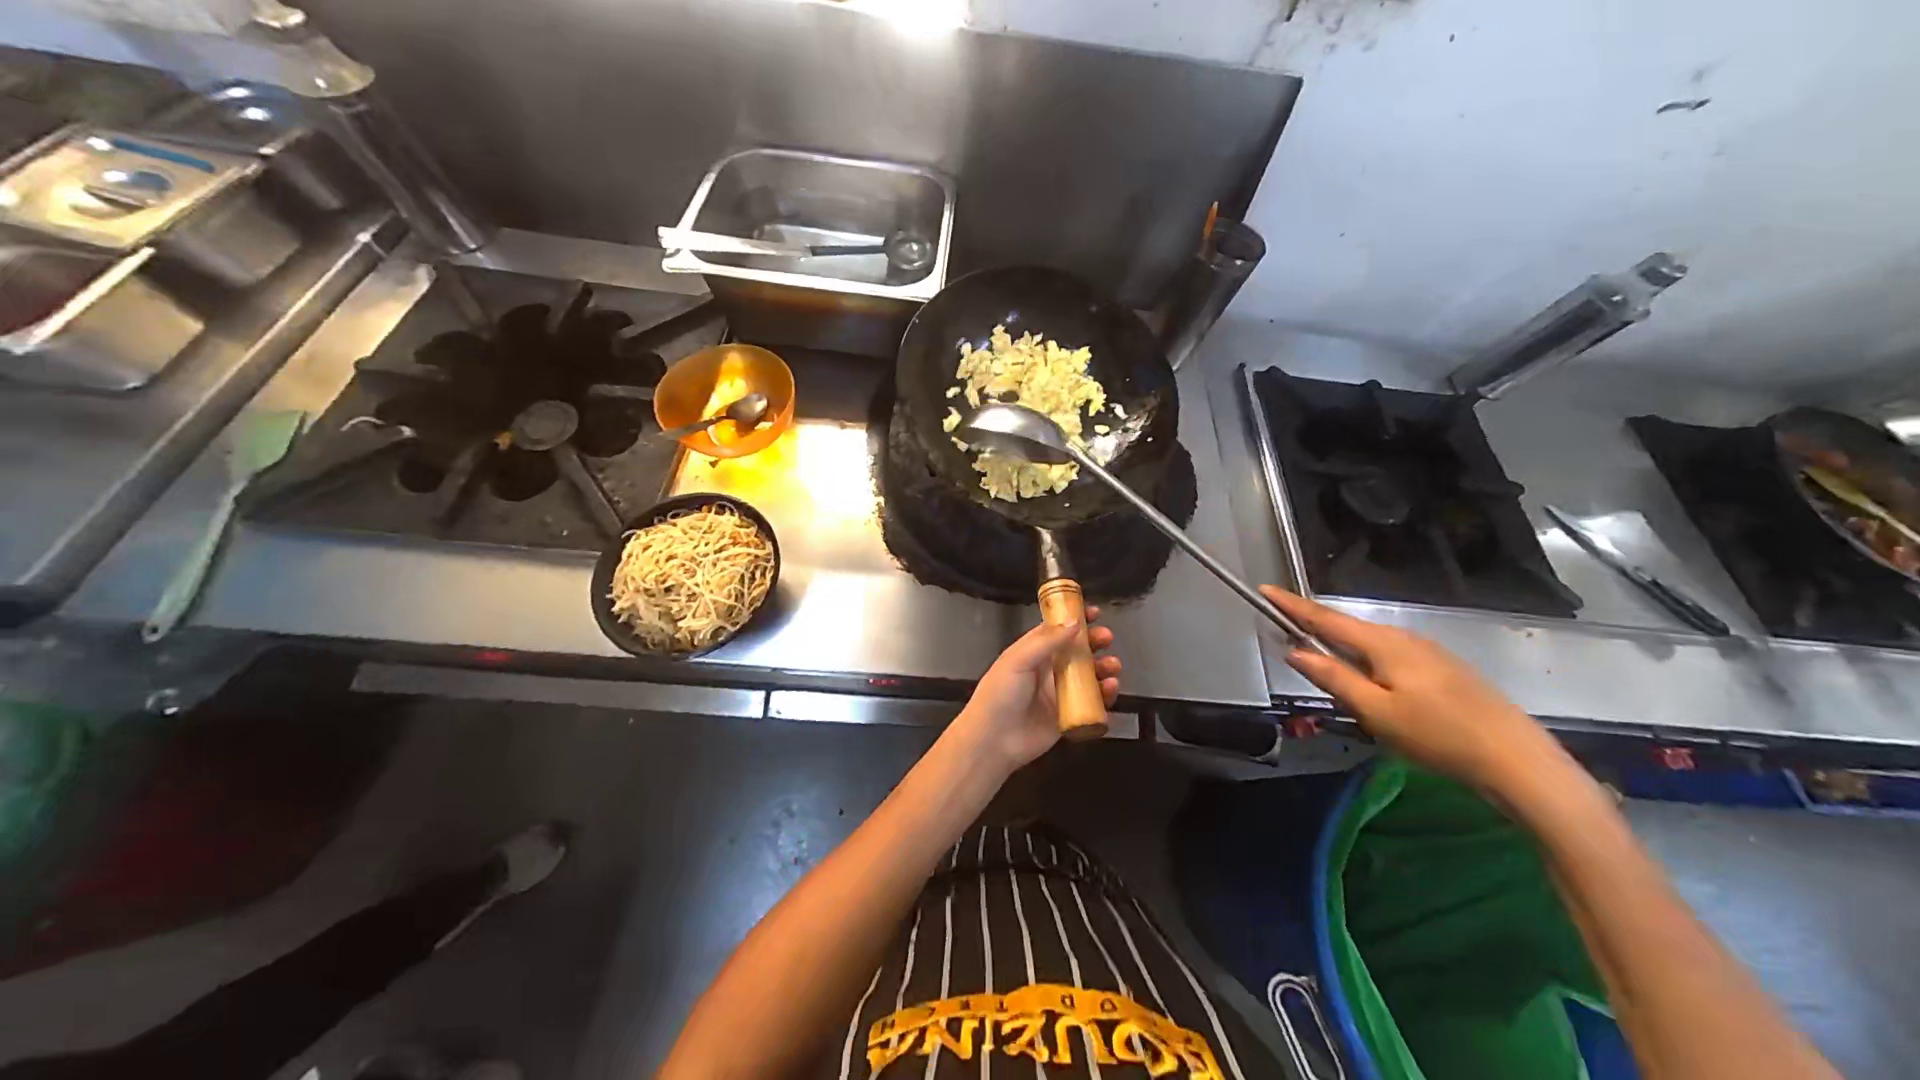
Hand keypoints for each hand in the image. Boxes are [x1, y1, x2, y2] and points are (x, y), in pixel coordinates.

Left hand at [951, 607, 1120, 774]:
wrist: (994, 741)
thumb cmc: (1000, 694)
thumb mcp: (1018, 660)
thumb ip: (1047, 641)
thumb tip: (1074, 622)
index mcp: (1032, 652)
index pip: (1057, 630)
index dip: (1075, 619)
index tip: (1094, 612)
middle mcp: (1047, 670)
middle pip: (1077, 651)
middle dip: (1095, 643)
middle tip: (1107, 638)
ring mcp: (1059, 694)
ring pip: (1089, 677)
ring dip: (1104, 669)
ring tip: (1113, 667)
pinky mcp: (1068, 717)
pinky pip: (1092, 704)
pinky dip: (1105, 697)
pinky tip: (1110, 690)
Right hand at [1262, 586, 1571, 794]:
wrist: (1517, 760)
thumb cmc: (1438, 736)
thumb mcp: (1376, 712)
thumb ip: (1333, 678)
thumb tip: (1296, 651)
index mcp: (1384, 645)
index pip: (1326, 618)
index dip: (1293, 605)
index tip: (1266, 589)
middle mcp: (1405, 638)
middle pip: (1348, 628)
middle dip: (1315, 627)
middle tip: (1285, 632)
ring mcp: (1428, 652)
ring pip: (1370, 644)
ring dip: (1341, 648)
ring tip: (1322, 664)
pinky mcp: (1443, 669)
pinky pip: (1390, 655)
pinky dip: (1366, 660)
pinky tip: (1369, 683)